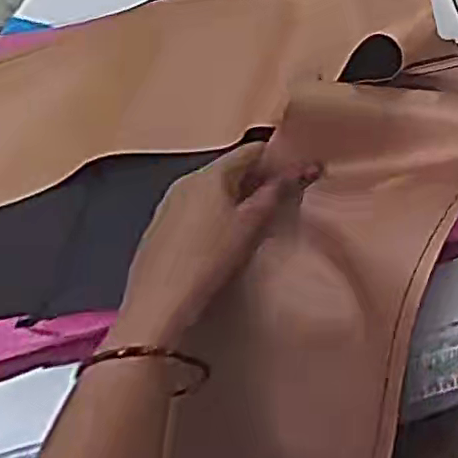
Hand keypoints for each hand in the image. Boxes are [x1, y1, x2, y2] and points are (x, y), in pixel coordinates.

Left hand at [107, 143, 319, 346]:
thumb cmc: (210, 258)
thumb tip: (302, 167)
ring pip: (216, 189)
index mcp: (210, 173)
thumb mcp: (252, 223)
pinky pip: (199, 207)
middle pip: (233, 168)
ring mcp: (170, 204)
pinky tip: (227, 236)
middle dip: (261, 178)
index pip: (253, 149)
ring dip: (240, 196)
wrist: (155, 308)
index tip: (299, 172)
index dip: (279, 156)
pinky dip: (219, 211)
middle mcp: (187, 181)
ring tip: (260, 218)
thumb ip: (278, 190)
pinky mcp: (160, 227)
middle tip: (285, 197)